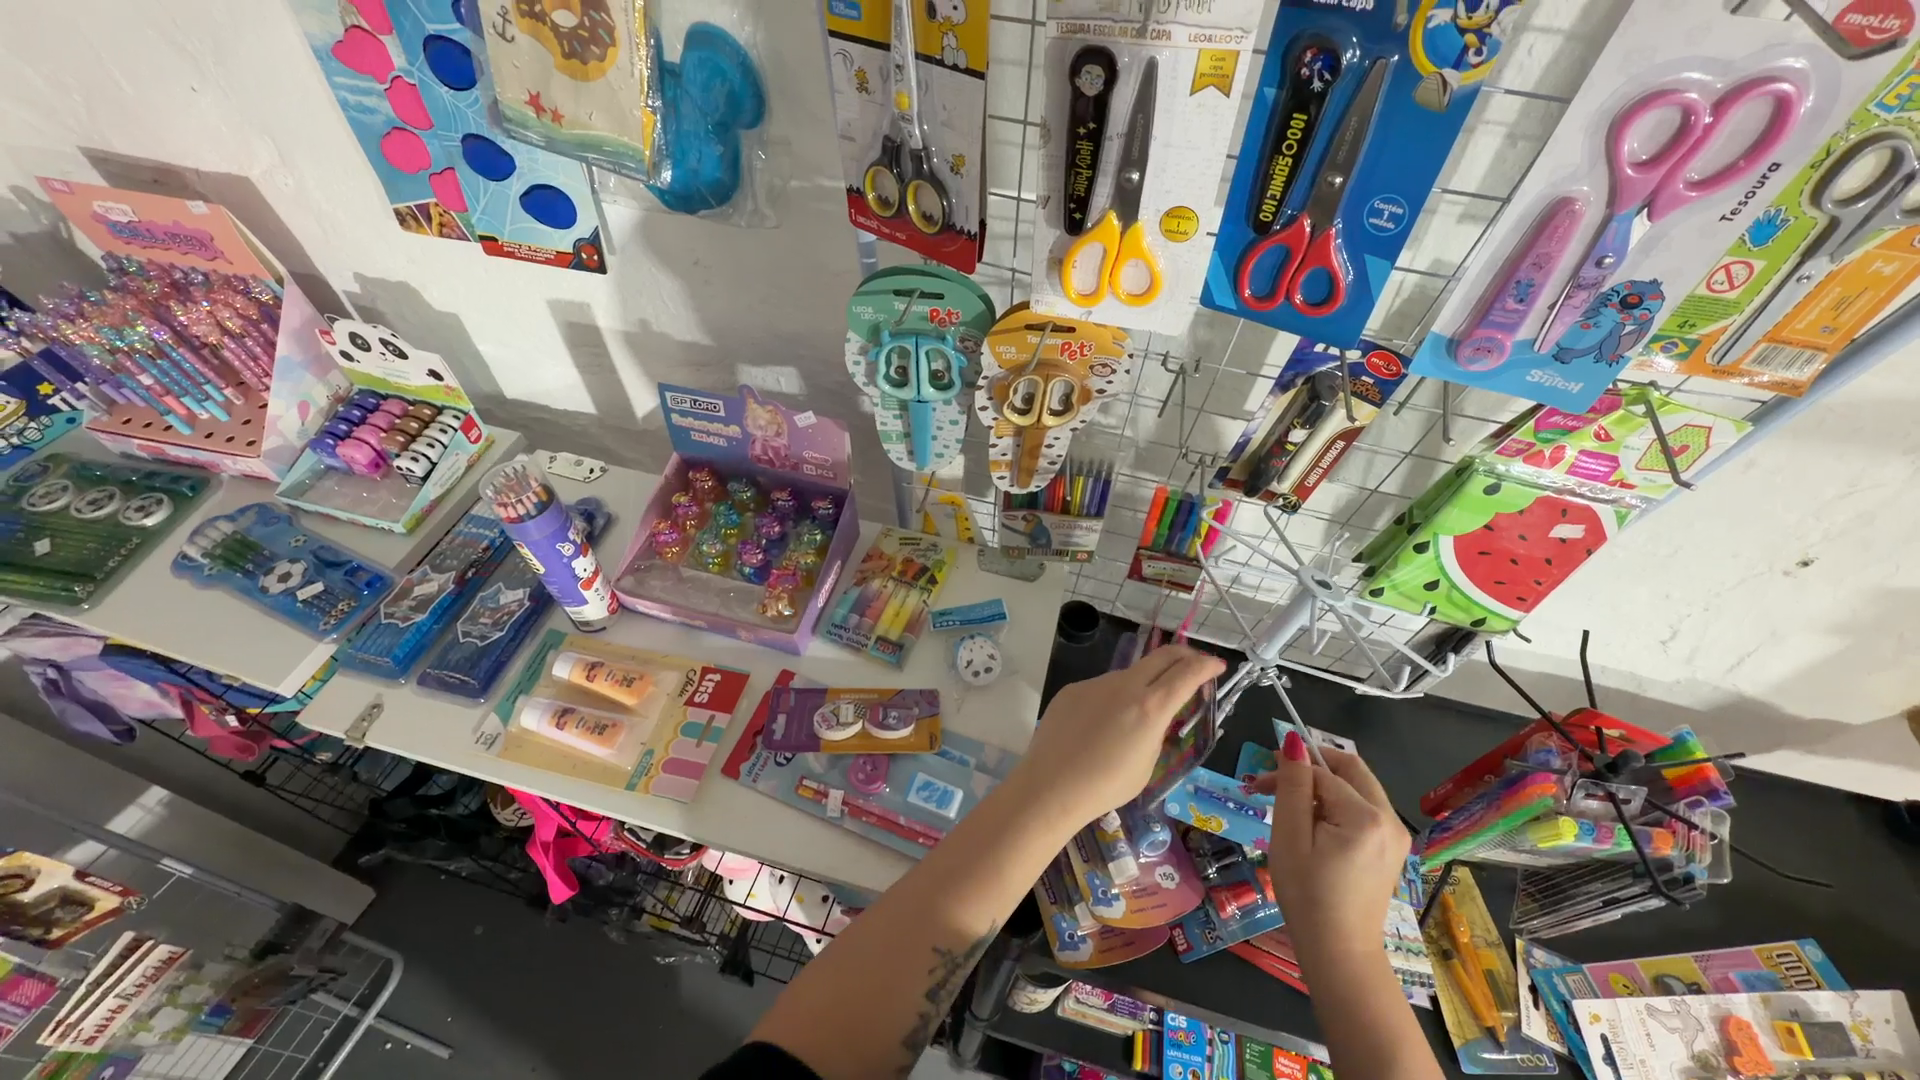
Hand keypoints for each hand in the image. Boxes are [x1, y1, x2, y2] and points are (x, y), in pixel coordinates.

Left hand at [1015, 645, 1224, 823]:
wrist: (1051, 786)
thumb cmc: (1106, 786)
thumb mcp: (1147, 763)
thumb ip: (1156, 731)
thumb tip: (1154, 717)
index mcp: (1150, 707)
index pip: (1187, 673)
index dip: (1207, 666)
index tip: (1217, 665)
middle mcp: (1125, 686)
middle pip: (1162, 656)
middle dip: (1184, 656)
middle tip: (1194, 664)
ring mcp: (1096, 684)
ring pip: (1129, 675)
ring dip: (1143, 684)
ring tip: (1136, 715)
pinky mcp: (1073, 689)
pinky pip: (1101, 689)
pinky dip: (1111, 700)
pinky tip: (1099, 727)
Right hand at [1250, 732, 1410, 958]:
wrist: (1338, 951)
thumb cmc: (1306, 894)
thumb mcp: (1290, 836)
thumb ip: (1293, 785)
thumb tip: (1293, 741)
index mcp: (1366, 816)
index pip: (1322, 774)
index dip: (1287, 772)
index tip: (1257, 786)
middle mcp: (1391, 819)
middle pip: (1351, 770)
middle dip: (1311, 768)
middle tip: (1275, 783)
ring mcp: (1396, 835)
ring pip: (1358, 788)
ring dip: (1324, 786)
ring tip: (1291, 809)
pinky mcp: (1392, 849)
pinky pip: (1365, 810)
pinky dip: (1338, 805)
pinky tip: (1314, 827)